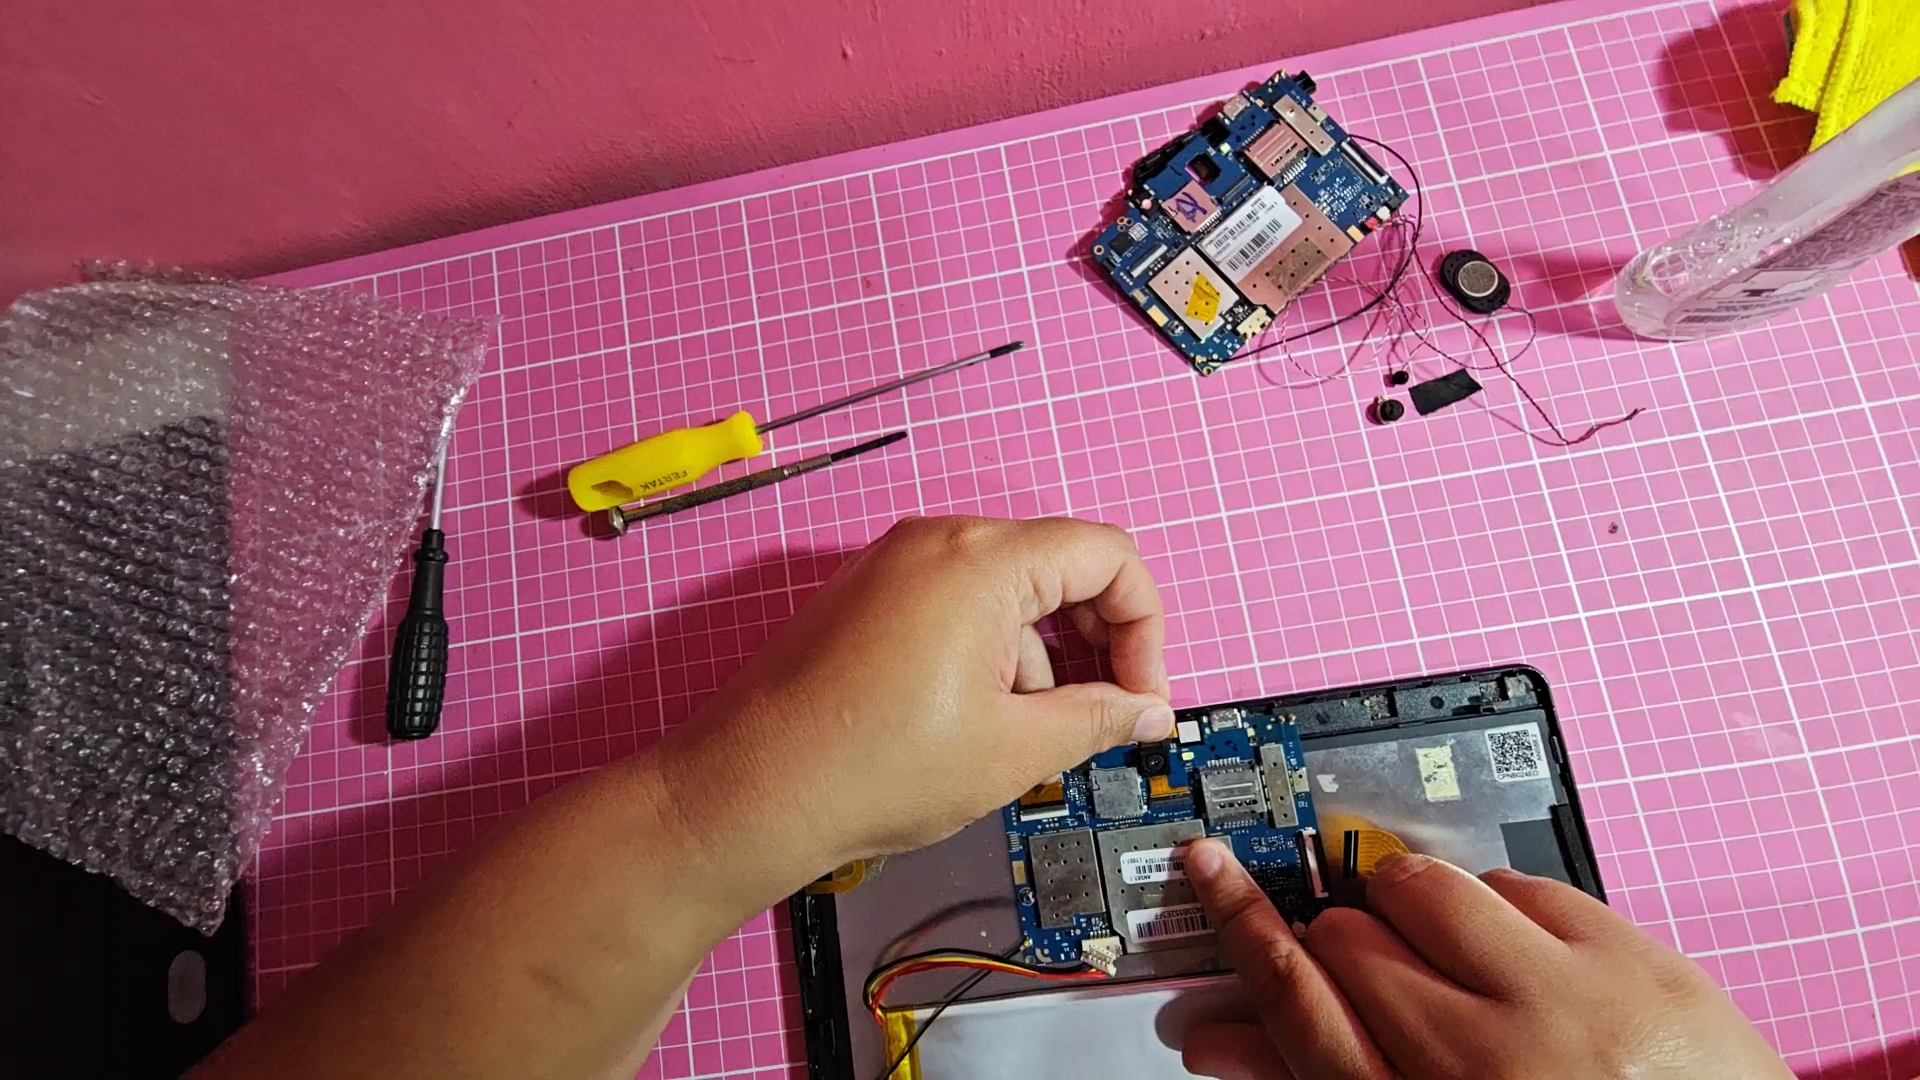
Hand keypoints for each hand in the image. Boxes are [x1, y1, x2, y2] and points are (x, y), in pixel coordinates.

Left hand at [668, 516, 1174, 882]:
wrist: (752, 788)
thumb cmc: (869, 766)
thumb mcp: (1012, 749)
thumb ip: (1099, 719)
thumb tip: (1147, 711)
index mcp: (982, 560)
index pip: (1107, 555)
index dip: (1144, 627)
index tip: (1141, 694)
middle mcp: (939, 541)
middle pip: (1060, 566)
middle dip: (1095, 641)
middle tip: (1102, 711)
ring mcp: (900, 561)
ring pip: (1011, 590)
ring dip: (1041, 653)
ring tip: (1020, 730)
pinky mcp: (876, 591)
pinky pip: (962, 602)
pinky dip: (992, 648)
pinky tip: (975, 715)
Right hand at [1179, 840, 1794, 1079]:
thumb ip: (1312, 1076)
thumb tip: (1212, 1037)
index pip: (1295, 1001)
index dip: (1241, 925)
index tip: (1211, 868)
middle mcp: (1498, 1073)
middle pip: (1347, 940)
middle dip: (1353, 951)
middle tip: (1398, 994)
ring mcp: (1581, 1016)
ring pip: (1421, 888)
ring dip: (1425, 920)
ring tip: (1471, 979)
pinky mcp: (1646, 970)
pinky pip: (1516, 881)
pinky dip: (1509, 917)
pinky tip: (1542, 981)